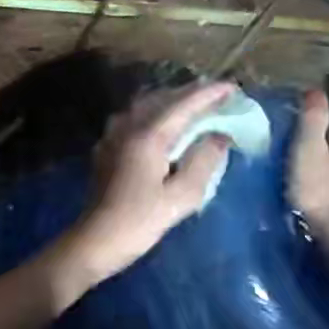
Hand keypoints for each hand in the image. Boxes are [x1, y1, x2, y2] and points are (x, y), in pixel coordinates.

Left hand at [58, 81, 235, 285]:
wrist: (94, 241)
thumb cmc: (140, 221)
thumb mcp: (182, 197)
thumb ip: (204, 161)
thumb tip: (219, 136)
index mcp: (147, 135)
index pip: (183, 103)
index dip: (210, 94)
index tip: (234, 87)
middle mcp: (126, 127)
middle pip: (162, 98)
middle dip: (191, 94)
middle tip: (218, 97)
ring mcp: (111, 136)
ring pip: (145, 107)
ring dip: (171, 102)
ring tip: (195, 108)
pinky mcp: (105, 149)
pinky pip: (133, 120)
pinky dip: (154, 116)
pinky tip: (165, 128)